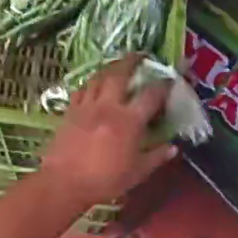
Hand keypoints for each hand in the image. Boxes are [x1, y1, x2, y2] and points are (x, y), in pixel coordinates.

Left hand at [37, 55, 177, 205]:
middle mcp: (108, 106)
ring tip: (116, 64)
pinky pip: (82, 90)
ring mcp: (87, 106)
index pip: (151, 95)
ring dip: (110, 68)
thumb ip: (155, 157)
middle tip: (139, 55)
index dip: (162, 85)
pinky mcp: (70, 111)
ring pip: (99, 77)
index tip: (168, 80)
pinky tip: (93, 84)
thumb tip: (173, 147)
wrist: (65, 182)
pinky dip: (90, 83)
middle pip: (120, 74)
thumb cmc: (105, 180)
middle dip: (131, 61)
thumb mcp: (136, 173)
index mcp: (129, 120)